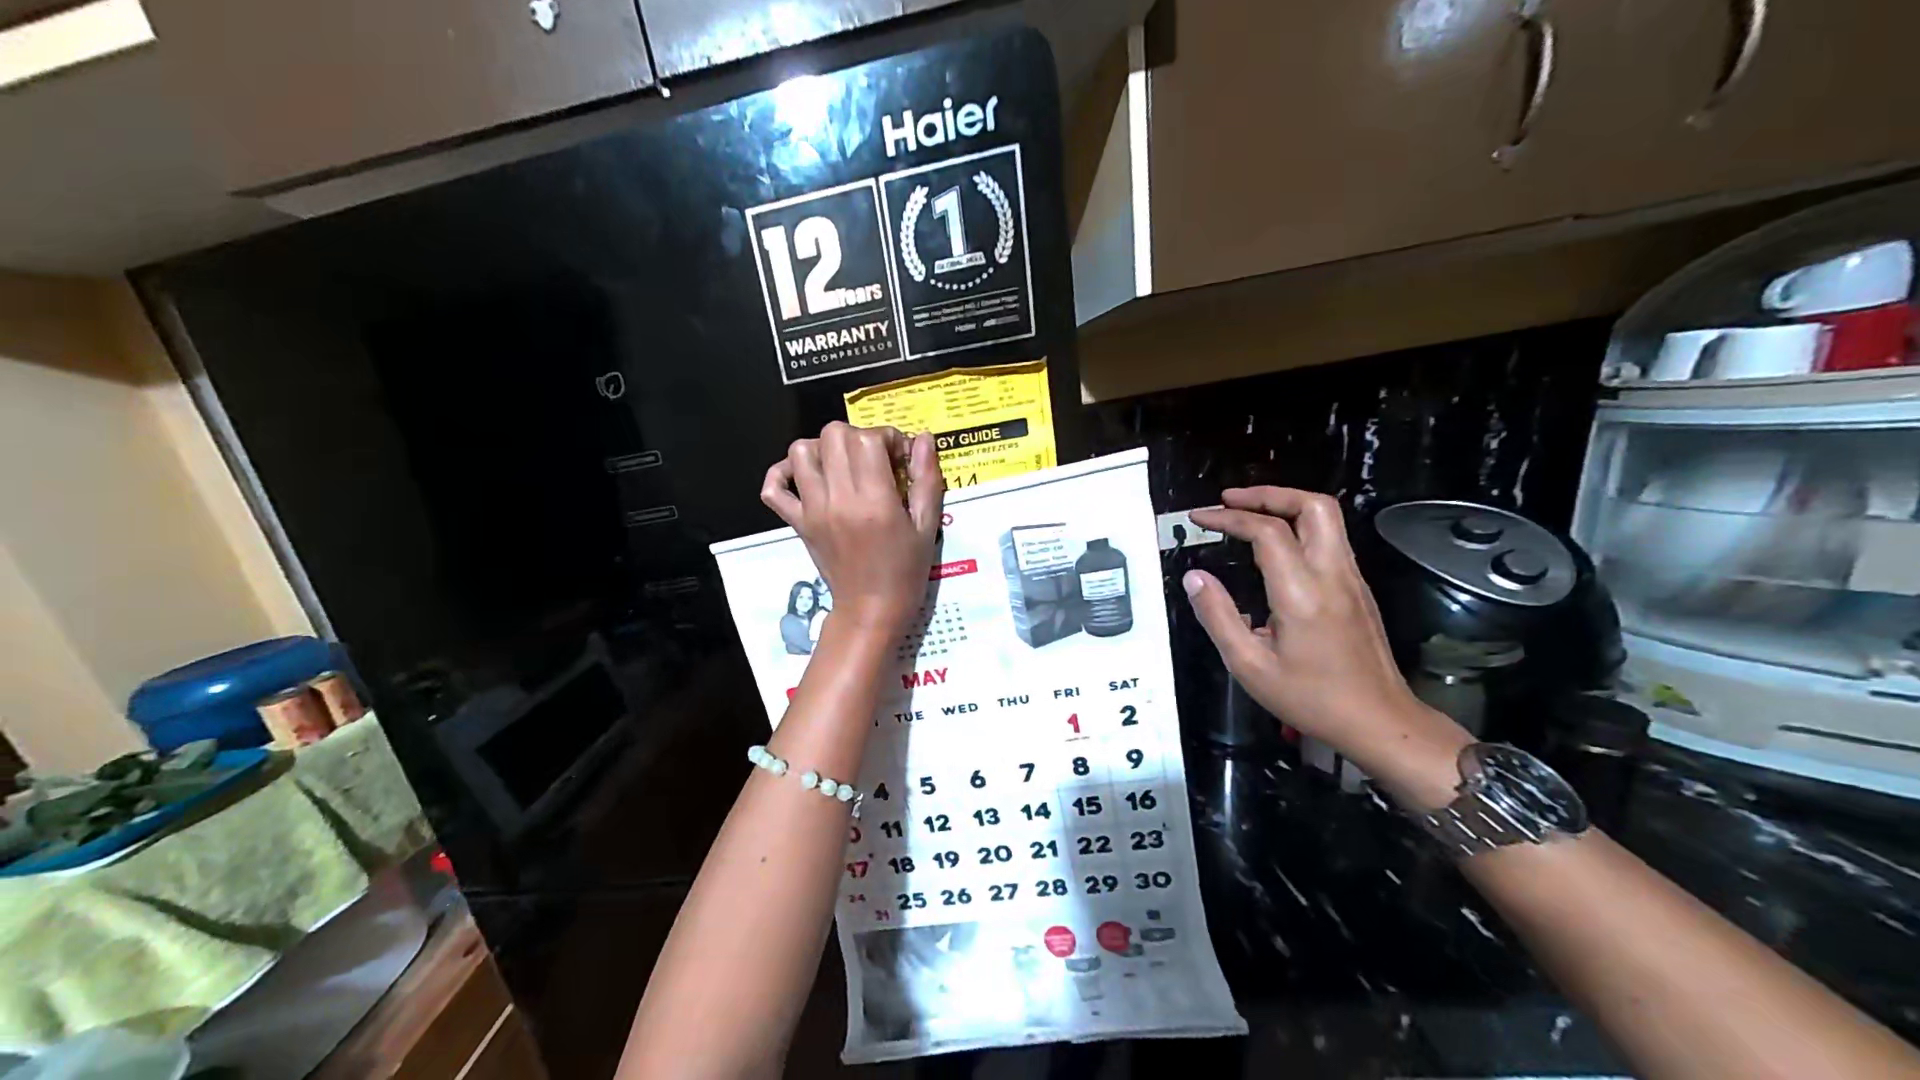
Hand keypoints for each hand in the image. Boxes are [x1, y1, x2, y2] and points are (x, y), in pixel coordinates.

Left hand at [761, 423, 943, 638]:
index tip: (899, 457)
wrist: (870, 608)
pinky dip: (783, 473)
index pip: (868, 439)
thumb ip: (926, 479)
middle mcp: (838, 499)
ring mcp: (812, 510)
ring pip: (801, 451)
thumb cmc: (905, 570)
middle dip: (858, 437)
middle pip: (833, 435)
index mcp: (875, 501)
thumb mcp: (927, 526)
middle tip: (873, 460)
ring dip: (824, 449)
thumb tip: (925, 438)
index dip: (888, 437)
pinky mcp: (797, 522)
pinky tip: (806, 477)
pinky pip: (773, 488)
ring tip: (843, 466)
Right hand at [1183, 488, 1471, 807]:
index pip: (1268, 531)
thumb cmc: (1311, 698)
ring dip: (1286, 506)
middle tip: (1231, 501)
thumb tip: (1194, 577)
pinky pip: (1329, 539)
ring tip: (1247, 514)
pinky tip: (1274, 546)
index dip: (1230, 517)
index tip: (1200, 518)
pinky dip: (1298, 527)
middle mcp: (1332, 574)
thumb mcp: (1249, 666)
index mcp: (1302, 593)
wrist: (1379, 720)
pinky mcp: (1357, 589)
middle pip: (1313, 506)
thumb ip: (1218, 616)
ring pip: (1327, 519)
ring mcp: (1351, 579)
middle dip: (1269, 494)